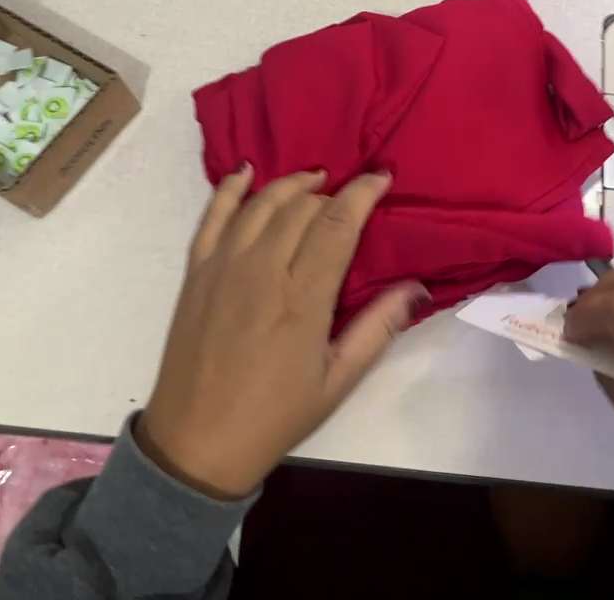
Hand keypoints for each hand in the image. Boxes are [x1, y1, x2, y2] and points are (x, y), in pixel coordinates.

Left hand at [138, 167, 427, 498]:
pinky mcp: (196, 272)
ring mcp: (223, 267)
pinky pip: (212, 216)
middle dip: (334, 193)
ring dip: (292, 184)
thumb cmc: (275, 415)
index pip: (338, 222)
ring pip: (262, 203)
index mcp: (302, 297)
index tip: (382, 177)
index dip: (363, 192)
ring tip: (315, 178)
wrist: (196, 442)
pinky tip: (245, 172)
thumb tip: (418, 286)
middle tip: (352, 196)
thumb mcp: (338, 381)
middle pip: (303, 207)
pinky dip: (229, 189)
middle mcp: (262, 270)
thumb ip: (378, 327)